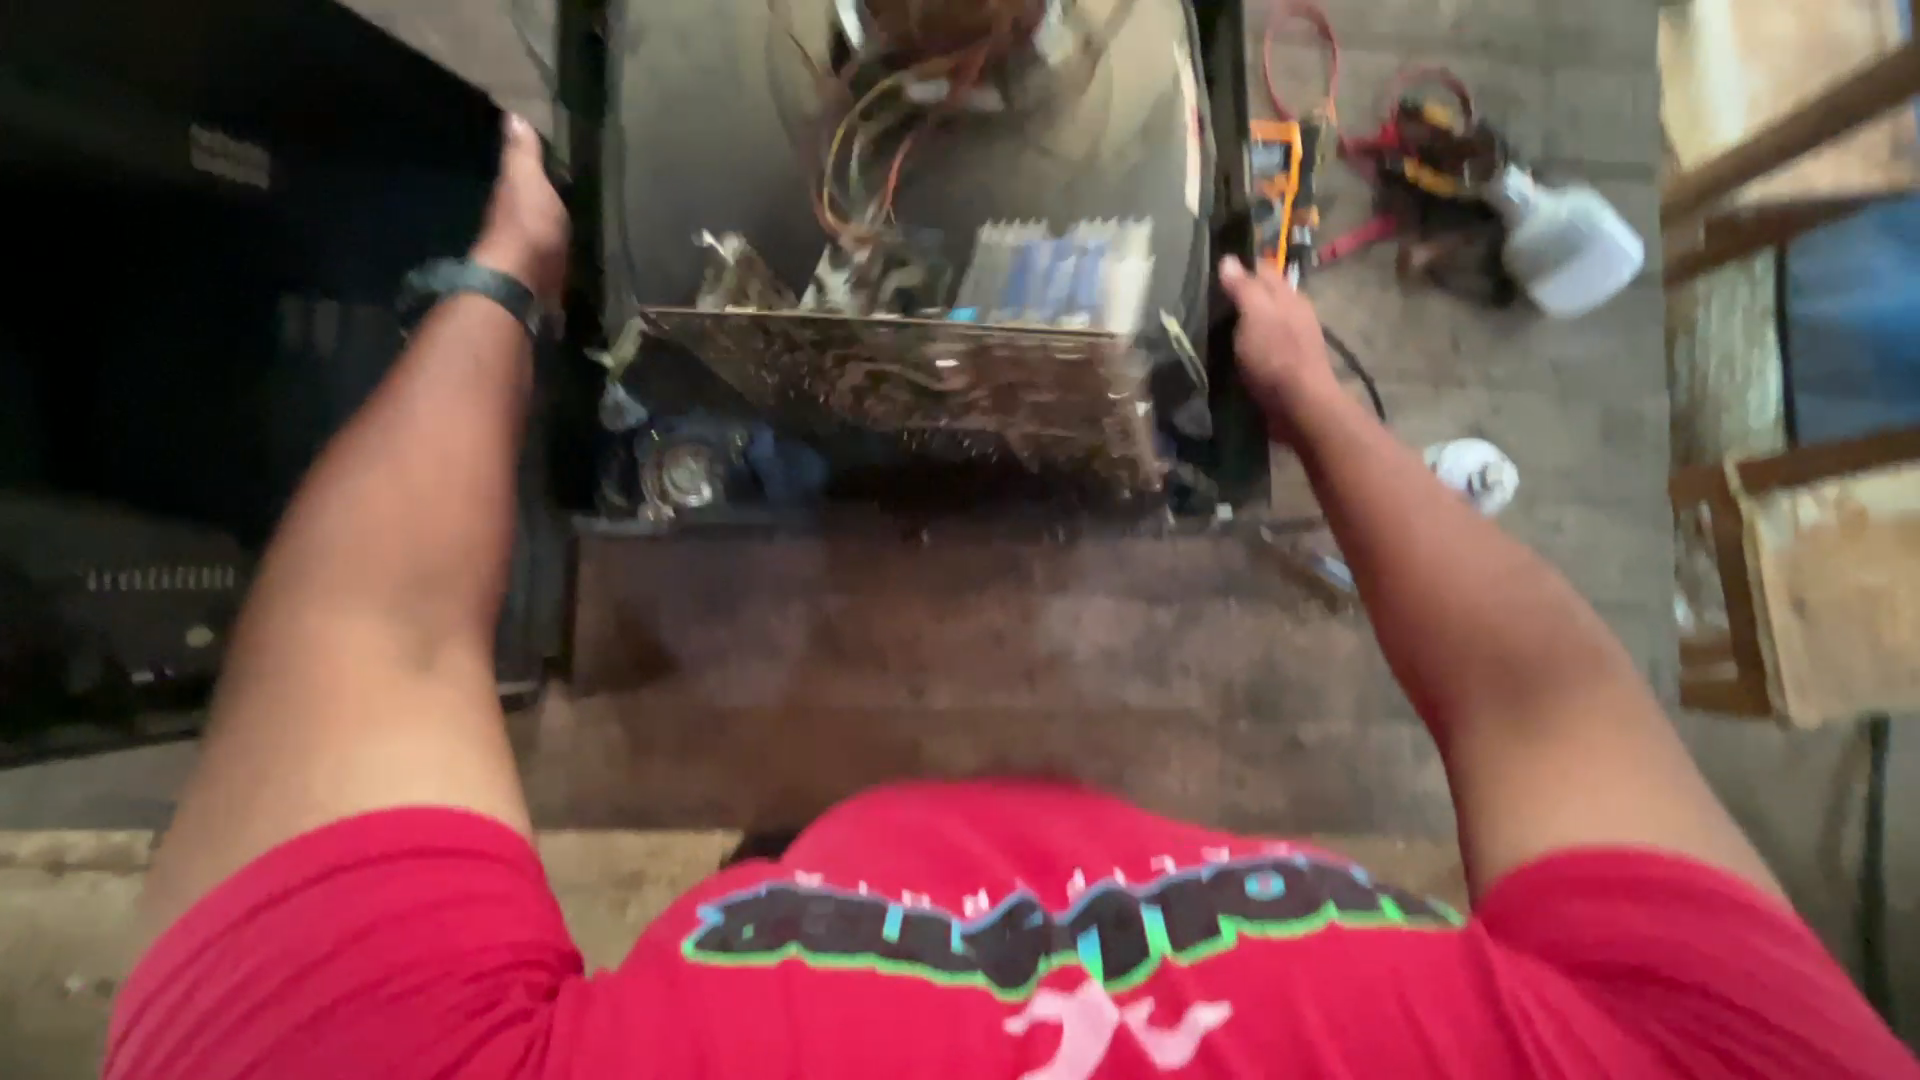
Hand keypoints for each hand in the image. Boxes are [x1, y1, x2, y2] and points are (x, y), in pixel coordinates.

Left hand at [470, 114, 569, 307]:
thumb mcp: (527, 180)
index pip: (521, 174)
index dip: (534, 166)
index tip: (554, 159)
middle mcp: (515, 220)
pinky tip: (575, 250)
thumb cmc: (528, 225)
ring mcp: (529, 250)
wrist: (525, 281)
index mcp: (512, 193)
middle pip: (531, 203)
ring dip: (553, 225)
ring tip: (576, 219)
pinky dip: (562, 250)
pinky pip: (554, 255)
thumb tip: (512, 115)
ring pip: (542, 229)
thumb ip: (523, 154)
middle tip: (570, 190)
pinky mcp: (545, 275)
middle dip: (545, 198)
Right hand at [1218, 256, 1338, 423]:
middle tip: (1209, 302)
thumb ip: (1243, 288)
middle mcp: (1294, 312)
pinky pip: (1264, 344)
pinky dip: (1250, 344)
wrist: (1299, 406)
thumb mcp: (1256, 315)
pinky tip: (1234, 352)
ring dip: (1245, 321)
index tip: (1212, 274)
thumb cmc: (1276, 357)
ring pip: (1265, 320)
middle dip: (1242, 294)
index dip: (1240, 268)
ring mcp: (1292, 339)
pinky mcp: (1286, 364)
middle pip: (1265, 295)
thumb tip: (1228, 260)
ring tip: (1216, 327)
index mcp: (1288, 296)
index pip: (1263, 269)